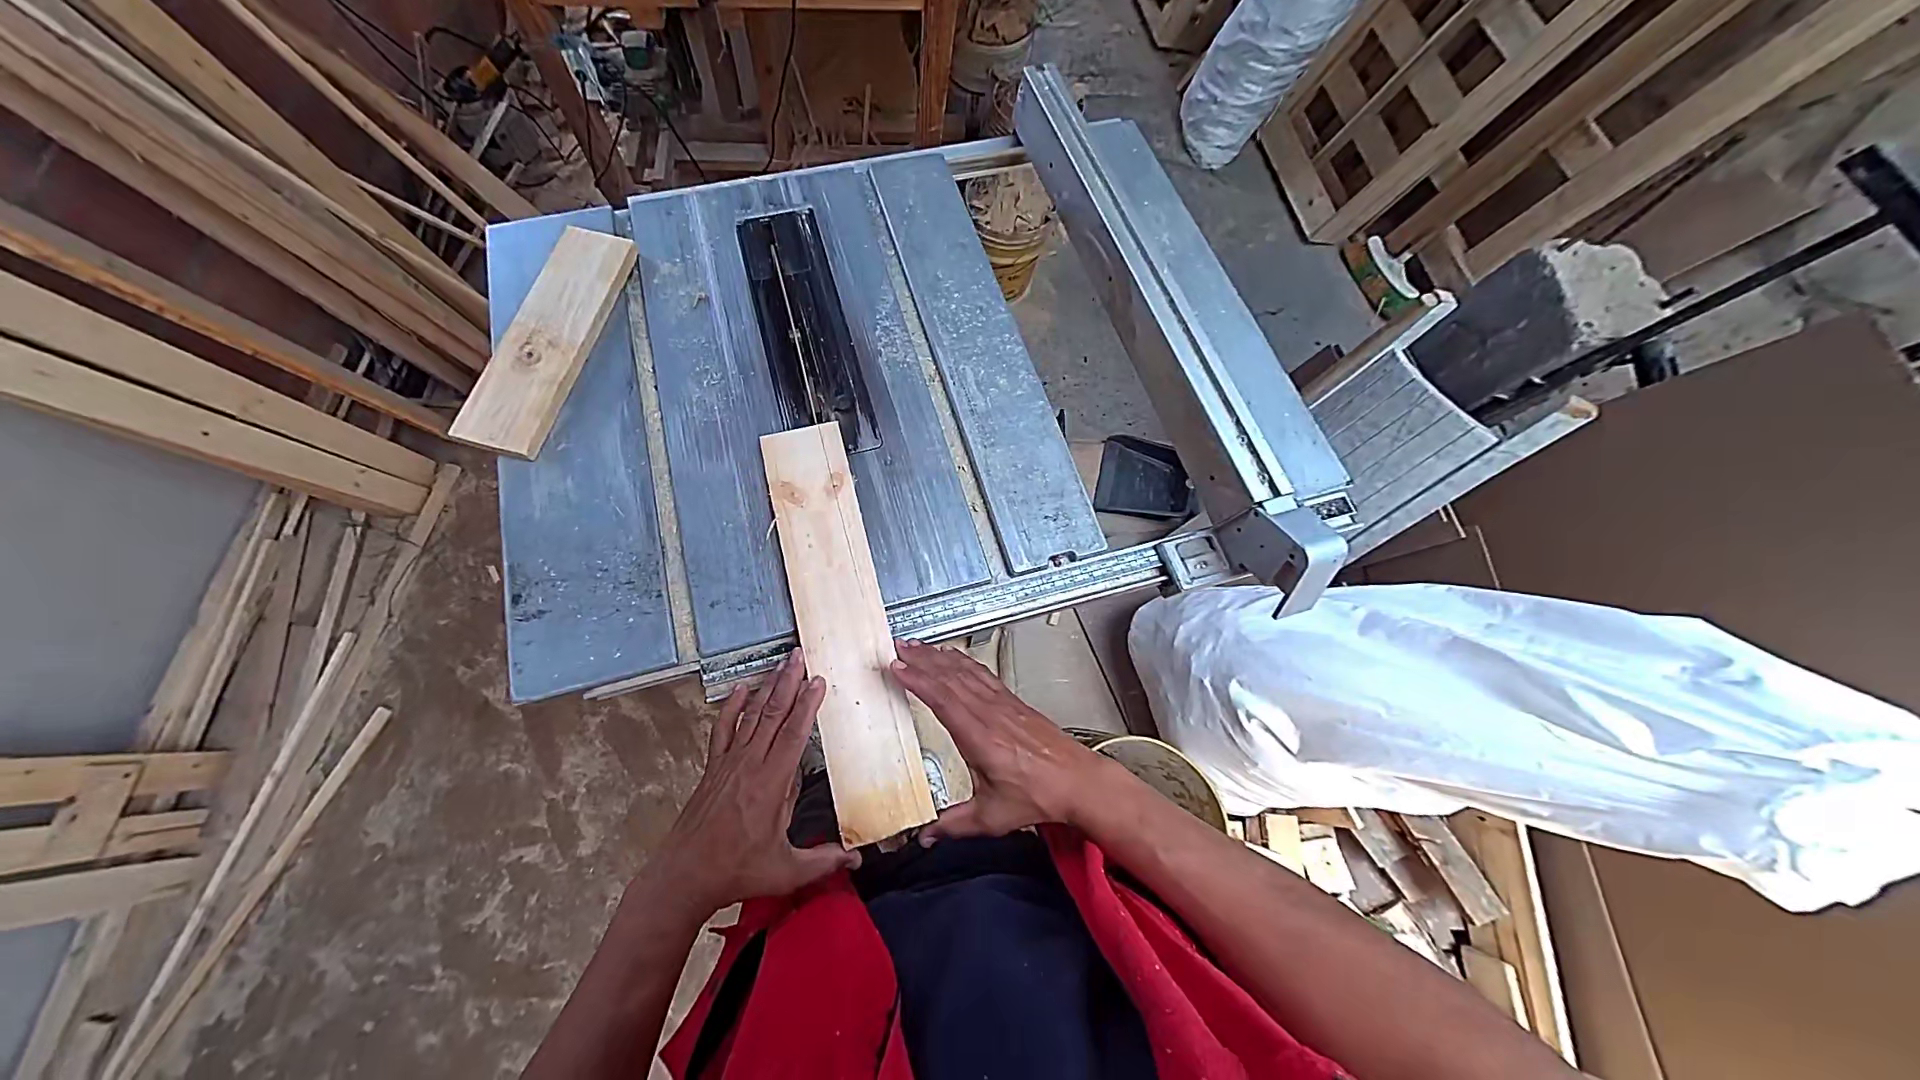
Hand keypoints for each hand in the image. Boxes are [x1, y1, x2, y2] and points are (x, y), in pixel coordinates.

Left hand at [636, 651, 858, 914]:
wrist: (684, 876)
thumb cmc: (735, 871)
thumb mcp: (786, 871)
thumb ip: (823, 861)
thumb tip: (855, 860)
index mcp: (771, 784)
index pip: (794, 734)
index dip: (807, 705)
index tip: (818, 682)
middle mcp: (750, 766)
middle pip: (773, 714)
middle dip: (789, 683)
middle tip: (800, 657)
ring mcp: (729, 764)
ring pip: (752, 716)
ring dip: (768, 688)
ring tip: (781, 666)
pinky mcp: (713, 769)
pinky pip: (723, 730)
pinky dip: (732, 707)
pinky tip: (740, 690)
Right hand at [890, 639, 1123, 843]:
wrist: (1079, 782)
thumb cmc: (1041, 795)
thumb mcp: (992, 817)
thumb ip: (954, 825)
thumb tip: (926, 835)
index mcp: (981, 736)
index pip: (943, 698)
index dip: (918, 679)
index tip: (898, 666)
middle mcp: (991, 713)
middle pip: (950, 677)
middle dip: (921, 660)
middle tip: (897, 647)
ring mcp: (1003, 704)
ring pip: (966, 671)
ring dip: (939, 657)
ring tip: (918, 647)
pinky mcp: (1013, 702)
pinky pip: (982, 674)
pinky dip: (963, 662)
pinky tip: (954, 657)